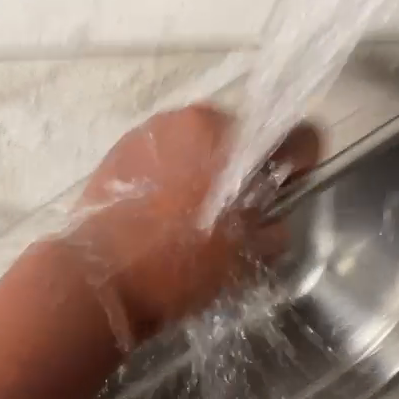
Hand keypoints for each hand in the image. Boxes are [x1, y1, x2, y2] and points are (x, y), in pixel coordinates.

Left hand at [61, 104, 319, 342]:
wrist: (98, 279)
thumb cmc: (177, 267)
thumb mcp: (241, 260)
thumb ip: (271, 232)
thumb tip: (273, 222)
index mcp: (238, 140)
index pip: (297, 137)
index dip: (300, 165)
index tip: (290, 188)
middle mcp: (196, 119)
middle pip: (240, 136)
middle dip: (243, 167)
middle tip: (234, 210)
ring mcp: (152, 129)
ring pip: (195, 143)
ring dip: (201, 169)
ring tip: (188, 214)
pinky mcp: (118, 148)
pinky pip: (159, 154)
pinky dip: (166, 174)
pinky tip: (155, 212)